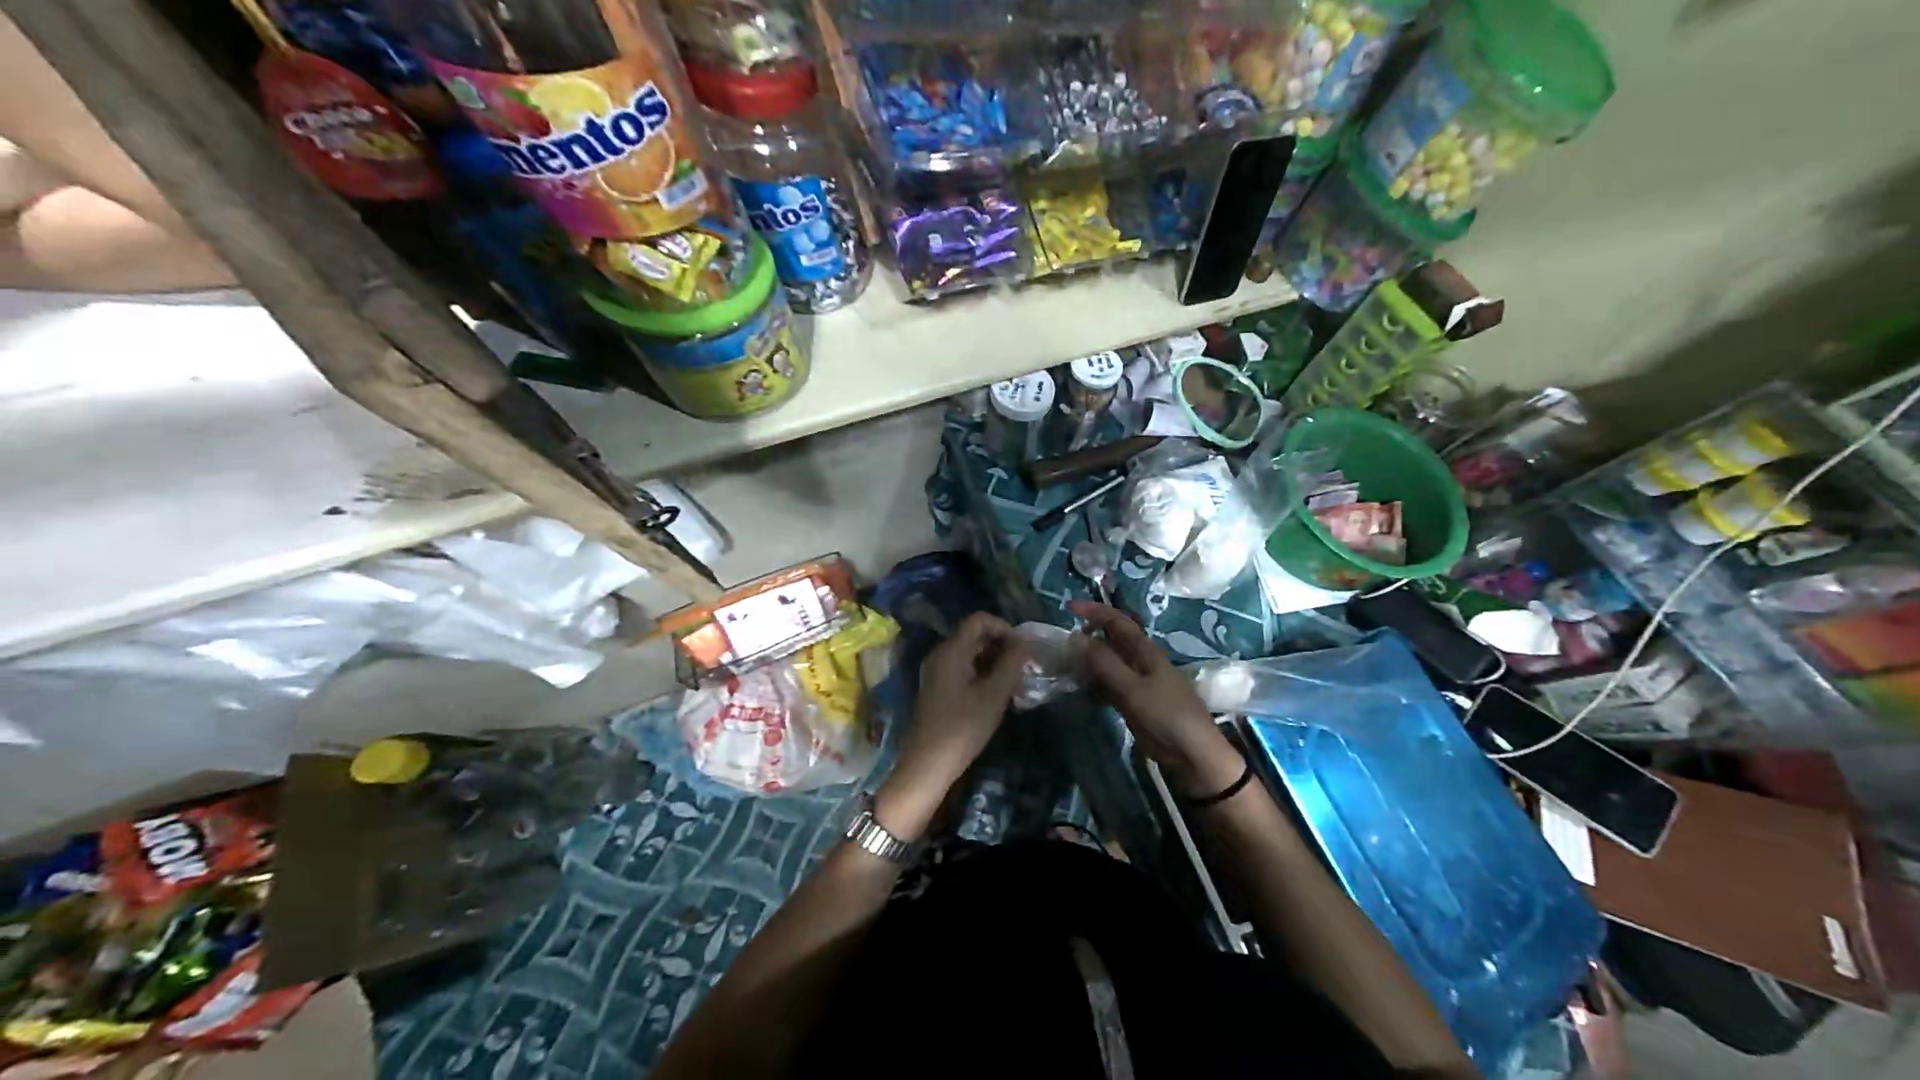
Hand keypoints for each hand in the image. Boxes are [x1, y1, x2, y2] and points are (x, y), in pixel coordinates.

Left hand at [875, 613, 1025, 839]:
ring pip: (970, 654)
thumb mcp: (994, 694)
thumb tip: (1025, 640)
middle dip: (1003, 646)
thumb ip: (1011, 662)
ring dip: (995, 662)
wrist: (928, 764)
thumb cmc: (963, 727)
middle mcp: (940, 654)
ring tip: (1017, 684)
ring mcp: (936, 671)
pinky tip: (999, 694)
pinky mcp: (938, 688)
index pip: (979, 620)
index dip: (1004, 628)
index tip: (1024, 648)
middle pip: (974, 636)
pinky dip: (983, 674)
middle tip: (1026, 667)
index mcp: (951, 650)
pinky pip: (963, 669)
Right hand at [1071, 601, 1242, 798]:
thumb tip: (1076, 638)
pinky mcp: (1138, 703)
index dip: (1095, 611)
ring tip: (1065, 662)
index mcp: (1147, 652)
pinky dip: (1095, 682)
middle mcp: (1143, 662)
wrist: (1195, 756)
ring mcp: (1141, 683)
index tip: (1069, 607)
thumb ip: (1104, 663)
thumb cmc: (1166, 716)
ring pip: (1111, 663)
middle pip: (1114, 640)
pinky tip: (1081, 688)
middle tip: (1062, 639)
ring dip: (1090, 659)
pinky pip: (1111, 684)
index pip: (1118, 622)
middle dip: (1089, 634)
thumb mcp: (1132, 688)